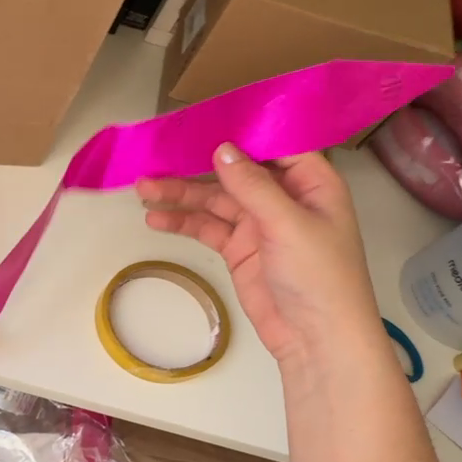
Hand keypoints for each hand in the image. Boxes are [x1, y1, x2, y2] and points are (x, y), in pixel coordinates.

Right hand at [137, 143, 379, 368]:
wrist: (315, 337)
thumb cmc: (319, 275)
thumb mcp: (287, 224)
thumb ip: (252, 186)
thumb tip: (221, 150)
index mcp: (310, 182)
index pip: (272, 146)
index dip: (238, 134)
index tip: (200, 123)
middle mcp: (283, 198)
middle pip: (233, 173)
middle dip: (195, 167)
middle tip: (156, 161)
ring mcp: (258, 225)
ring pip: (214, 201)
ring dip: (180, 195)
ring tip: (143, 190)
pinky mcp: (239, 250)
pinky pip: (206, 228)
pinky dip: (182, 223)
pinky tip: (156, 219)